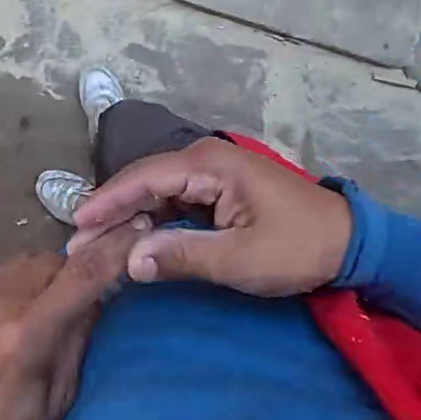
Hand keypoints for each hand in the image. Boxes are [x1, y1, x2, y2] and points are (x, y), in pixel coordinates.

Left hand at [0, 219, 145, 419]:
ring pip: (19, 264)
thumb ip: (80, 337)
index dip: (115, 246)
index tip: (137, 229)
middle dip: (66, 275)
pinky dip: (1, 293)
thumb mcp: (60, 398)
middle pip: (50, 260)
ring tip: (28, 315)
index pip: (84, 272)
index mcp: (27, 333)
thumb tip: (100, 292)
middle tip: (65, 306)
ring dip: (34, 280)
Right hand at [70, 137, 351, 296]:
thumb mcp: (240, 259)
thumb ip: (183, 256)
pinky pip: (173, 199)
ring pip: (156, 190)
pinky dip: (151, 218)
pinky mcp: (216, 188)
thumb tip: (130, 260)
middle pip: (146, 181)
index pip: (146, 177)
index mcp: (210, 164)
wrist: (345, 240)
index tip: (75, 223)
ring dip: (128, 216)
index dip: (108, 200)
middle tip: (76, 244)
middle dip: (112, 211)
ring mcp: (211, 171)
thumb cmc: (297, 246)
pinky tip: (133, 237)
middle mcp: (205, 158)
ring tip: (94, 244)